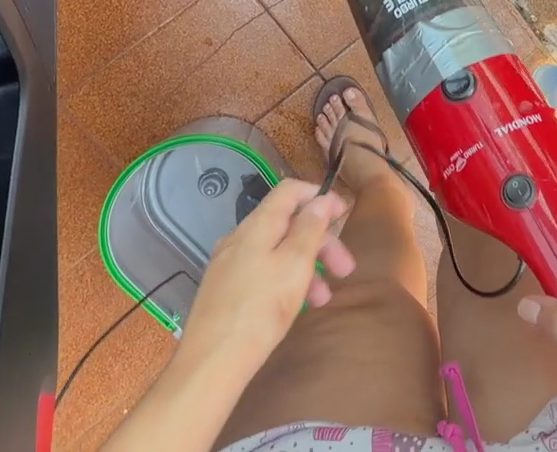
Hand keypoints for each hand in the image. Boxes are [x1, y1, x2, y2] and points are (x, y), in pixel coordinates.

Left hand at [177, 179, 356, 379]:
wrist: (210, 365)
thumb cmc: (260, 309)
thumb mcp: (295, 264)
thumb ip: (310, 227)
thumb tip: (322, 198)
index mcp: (257, 225)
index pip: (289, 191)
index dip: (319, 197)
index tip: (343, 214)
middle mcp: (239, 238)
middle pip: (287, 224)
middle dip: (320, 241)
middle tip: (345, 268)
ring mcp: (228, 265)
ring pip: (276, 252)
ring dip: (307, 266)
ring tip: (324, 298)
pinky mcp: (224, 291)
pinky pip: (262, 272)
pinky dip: (285, 280)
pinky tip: (296, 306)